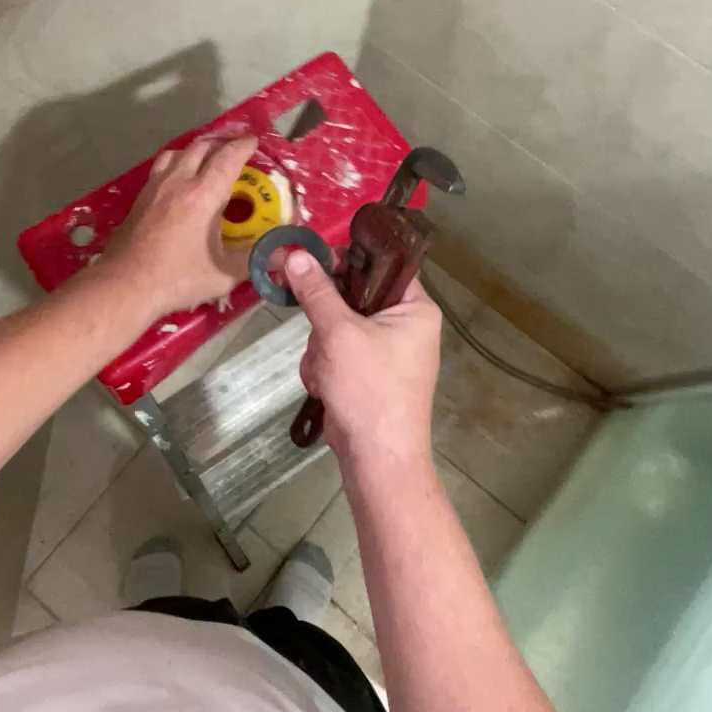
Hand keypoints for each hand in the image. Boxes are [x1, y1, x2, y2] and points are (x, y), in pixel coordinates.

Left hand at [100, 135, 258, 316]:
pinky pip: (161, 167)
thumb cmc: (177, 279)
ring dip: (196, 149)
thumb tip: (282, 255)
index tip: (254, 141)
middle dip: (222, 142)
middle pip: (201, 147)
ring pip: (177, 153)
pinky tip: (179, 179)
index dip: (243, 146)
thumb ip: (254, 261)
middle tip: (236, 148)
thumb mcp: (223, 275)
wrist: (125, 285)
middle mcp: (178, 182)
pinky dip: (177, 162)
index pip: (227, 158)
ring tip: (208, 158)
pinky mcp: (139, 199)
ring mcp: (154, 188)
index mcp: (203, 195)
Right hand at [283, 250, 439, 474]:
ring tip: (325, 372)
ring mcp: (386, 353)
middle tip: (320, 334)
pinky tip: (324, 387)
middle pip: (352, 298)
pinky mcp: (367, 375)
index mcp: (415, 309)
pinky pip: (336, 354)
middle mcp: (405, 326)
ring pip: (336, 328)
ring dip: (321, 349)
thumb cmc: (369, 388)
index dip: (346, 261)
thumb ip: (317, 292)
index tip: (312, 260)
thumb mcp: (339, 333)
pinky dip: (324, 368)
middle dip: (326, 322)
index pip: (381, 266)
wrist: (377, 458)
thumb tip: (296, 254)